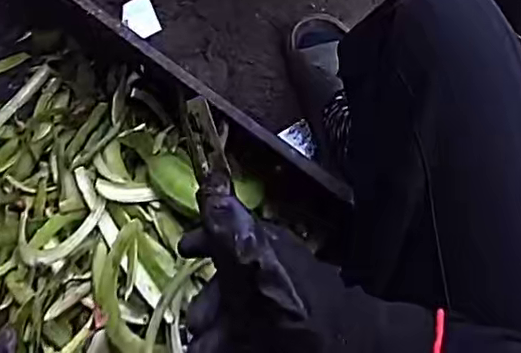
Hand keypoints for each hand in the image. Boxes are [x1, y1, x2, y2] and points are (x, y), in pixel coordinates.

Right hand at [178, 185, 339, 352]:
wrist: (337, 342)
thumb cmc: (297, 301)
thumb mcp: (260, 260)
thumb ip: (232, 229)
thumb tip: (210, 184)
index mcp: (262, 244)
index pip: (228, 230)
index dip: (203, 238)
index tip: (183, 249)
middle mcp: (266, 268)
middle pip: (226, 278)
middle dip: (204, 299)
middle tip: (194, 323)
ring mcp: (272, 301)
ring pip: (232, 309)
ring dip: (211, 329)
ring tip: (202, 348)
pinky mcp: (276, 331)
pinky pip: (245, 333)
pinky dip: (227, 340)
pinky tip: (217, 351)